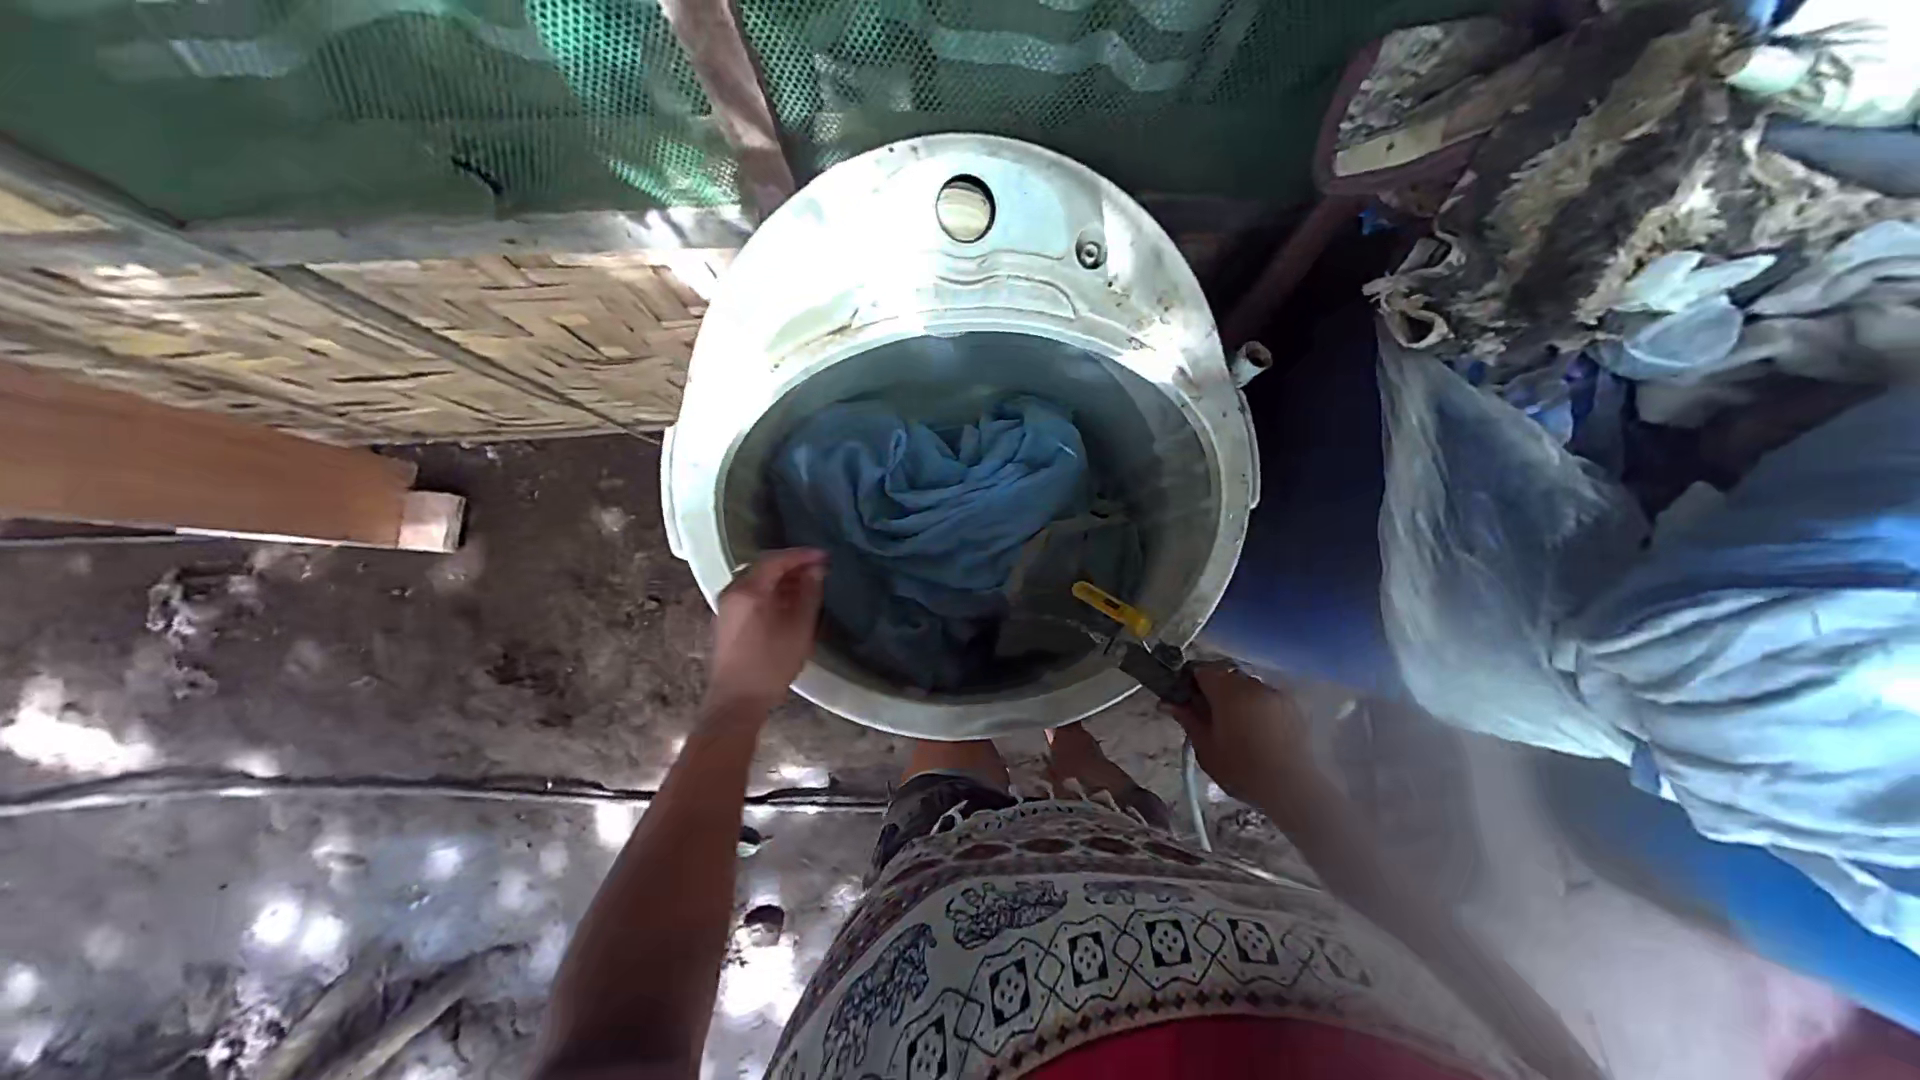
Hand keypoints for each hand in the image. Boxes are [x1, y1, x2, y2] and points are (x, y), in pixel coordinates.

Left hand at [704, 549, 826, 715]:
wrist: (735, 702)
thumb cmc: (770, 665)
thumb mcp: (799, 628)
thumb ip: (809, 594)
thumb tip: (815, 571)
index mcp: (748, 590)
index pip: (776, 559)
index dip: (802, 555)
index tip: (825, 556)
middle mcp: (732, 592)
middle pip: (763, 567)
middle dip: (792, 565)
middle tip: (819, 570)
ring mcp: (726, 607)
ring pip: (757, 581)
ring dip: (782, 579)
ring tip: (808, 586)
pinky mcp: (727, 621)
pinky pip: (751, 594)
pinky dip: (771, 592)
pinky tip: (789, 604)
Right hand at [1163, 664, 1313, 803]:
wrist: (1292, 788)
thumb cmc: (1241, 769)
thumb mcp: (1205, 747)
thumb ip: (1187, 719)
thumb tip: (1166, 702)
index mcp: (1227, 691)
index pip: (1201, 670)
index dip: (1190, 683)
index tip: (1187, 701)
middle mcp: (1252, 685)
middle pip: (1225, 676)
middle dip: (1214, 691)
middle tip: (1209, 717)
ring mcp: (1275, 694)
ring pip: (1247, 687)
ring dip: (1237, 698)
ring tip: (1235, 726)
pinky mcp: (1292, 707)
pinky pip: (1266, 698)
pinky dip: (1257, 707)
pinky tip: (1257, 731)